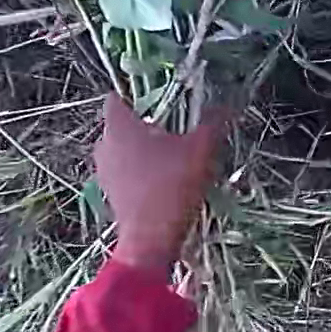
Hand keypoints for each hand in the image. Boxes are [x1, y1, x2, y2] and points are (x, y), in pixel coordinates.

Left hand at [95, 96, 226, 271]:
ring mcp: (104, 170)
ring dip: (144, 147)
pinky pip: (125, 169)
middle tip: (177, 125)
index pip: (118, 96)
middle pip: (123, 122)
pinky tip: (165, 177)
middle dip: (148, 121)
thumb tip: (226, 105)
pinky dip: (141, 168)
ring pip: (123, 147)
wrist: (152, 239)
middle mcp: (104, 144)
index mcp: (119, 126)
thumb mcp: (201, 149)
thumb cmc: (172, 186)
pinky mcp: (110, 191)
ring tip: (174, 152)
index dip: (139, 92)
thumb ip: (213, 122)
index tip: (164, 96)